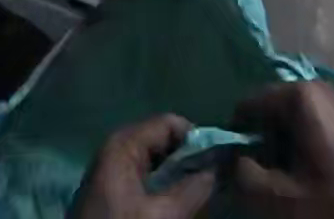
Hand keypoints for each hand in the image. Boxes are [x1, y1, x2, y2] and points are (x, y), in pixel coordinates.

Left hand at [73, 114, 215, 218]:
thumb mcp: (162, 216)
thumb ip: (195, 189)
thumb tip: (221, 167)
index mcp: (124, 143)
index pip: (171, 124)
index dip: (197, 140)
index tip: (219, 163)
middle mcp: (118, 148)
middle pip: (164, 141)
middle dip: (189, 160)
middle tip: (212, 182)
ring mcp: (113, 171)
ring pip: (158, 163)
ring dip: (178, 178)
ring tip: (198, 197)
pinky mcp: (112, 193)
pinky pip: (147, 180)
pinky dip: (164, 190)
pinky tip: (176, 206)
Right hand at [232, 82, 333, 218]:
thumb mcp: (280, 198)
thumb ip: (244, 175)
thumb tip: (232, 160)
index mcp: (299, 95)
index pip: (248, 103)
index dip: (234, 134)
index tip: (229, 165)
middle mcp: (315, 87)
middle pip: (269, 109)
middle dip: (258, 140)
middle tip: (256, 177)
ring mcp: (333, 101)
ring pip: (288, 119)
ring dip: (278, 147)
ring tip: (279, 181)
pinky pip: (307, 126)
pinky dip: (297, 148)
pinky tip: (302, 178)